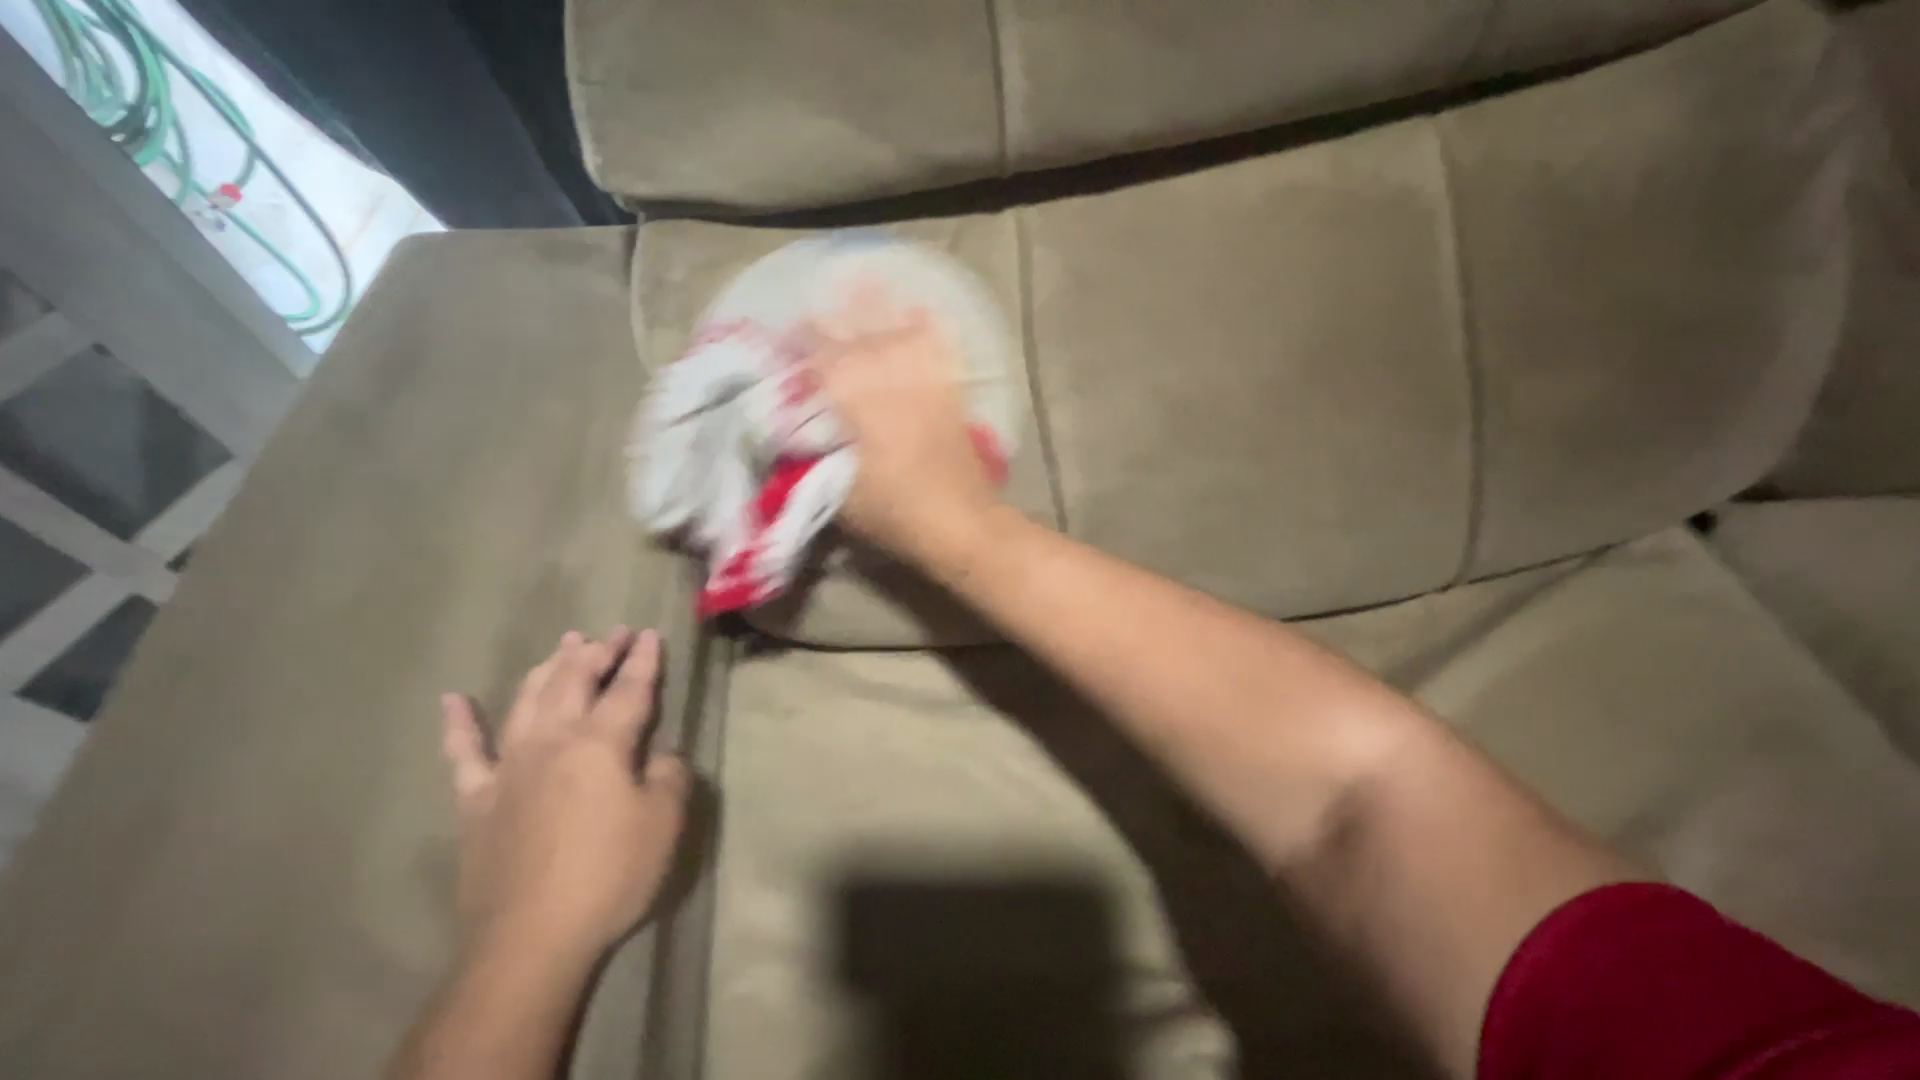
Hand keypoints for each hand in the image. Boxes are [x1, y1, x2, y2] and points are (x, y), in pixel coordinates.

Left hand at [438, 627, 690, 961]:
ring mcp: (508, 767)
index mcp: (601, 743)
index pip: (629, 689)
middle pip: (575, 681)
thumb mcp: (664, 825)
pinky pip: (463, 752)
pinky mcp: (476, 799)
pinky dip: (459, 722)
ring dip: (548, 668)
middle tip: (612, 633)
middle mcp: (552, 740)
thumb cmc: (609, 876)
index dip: (642, 660)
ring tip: (563, 644)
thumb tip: (661, 756)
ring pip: (527, 700)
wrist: (530, 937)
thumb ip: (669, 778)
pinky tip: (452, 699)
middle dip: (597, 652)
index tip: (649, 635)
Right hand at [806, 299, 1003, 566]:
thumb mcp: (833, 489)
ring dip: (876, 307)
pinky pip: (939, 346)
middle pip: (854, 333)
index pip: (816, 352)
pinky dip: (928, 327)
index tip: (786, 334)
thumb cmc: (890, 509)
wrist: (957, 520)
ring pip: (895, 329)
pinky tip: (921, 311)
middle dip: (834, 318)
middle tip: (819, 305)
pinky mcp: (949, 389)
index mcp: (851, 393)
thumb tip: (794, 432)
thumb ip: (810, 455)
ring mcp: (922, 376)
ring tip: (863, 279)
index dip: (799, 340)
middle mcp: (885, 372)